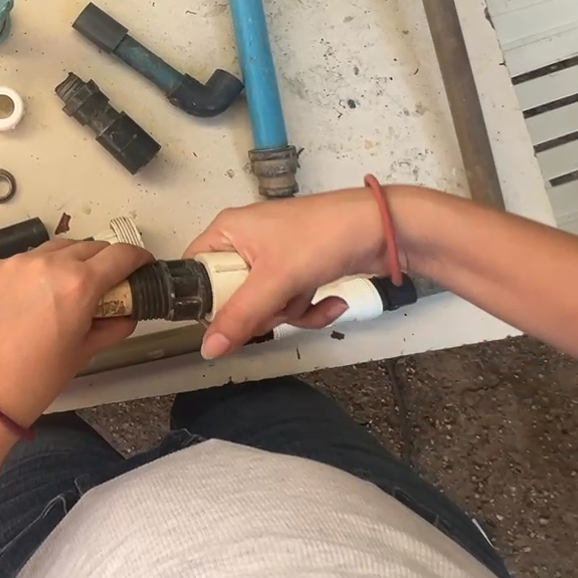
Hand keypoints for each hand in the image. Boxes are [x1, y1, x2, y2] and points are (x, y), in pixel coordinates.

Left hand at [0, 238, 152, 425]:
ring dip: (71, 261)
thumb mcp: (84, 353)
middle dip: (104, 261)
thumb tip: (127, 312)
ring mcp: (17, 261)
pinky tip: (35, 296)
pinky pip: (26, 260)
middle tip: (108, 283)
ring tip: (70, 287)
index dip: (137, 258)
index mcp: (78, 284)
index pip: (120, 255)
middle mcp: (48, 263)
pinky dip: (38, 270)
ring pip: (56, 249)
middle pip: (89, 247)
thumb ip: (112, 326)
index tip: (142, 264)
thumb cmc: (37, 379)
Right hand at [184, 187, 393, 358]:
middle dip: (261, 310)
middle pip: (231, 292)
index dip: (207, 298)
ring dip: (289, 312)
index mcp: (226, 230)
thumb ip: (241, 316)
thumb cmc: (320, 238)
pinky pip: (287, 298)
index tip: (229, 319)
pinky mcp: (297, 266)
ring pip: (262, 301)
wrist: (382, 229)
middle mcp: (244, 240)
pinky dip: (307, 307)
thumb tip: (209, 348)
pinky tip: (331, 303)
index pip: (196, 269)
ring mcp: (272, 254)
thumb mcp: (276, 281)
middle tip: (278, 307)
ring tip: (309, 301)